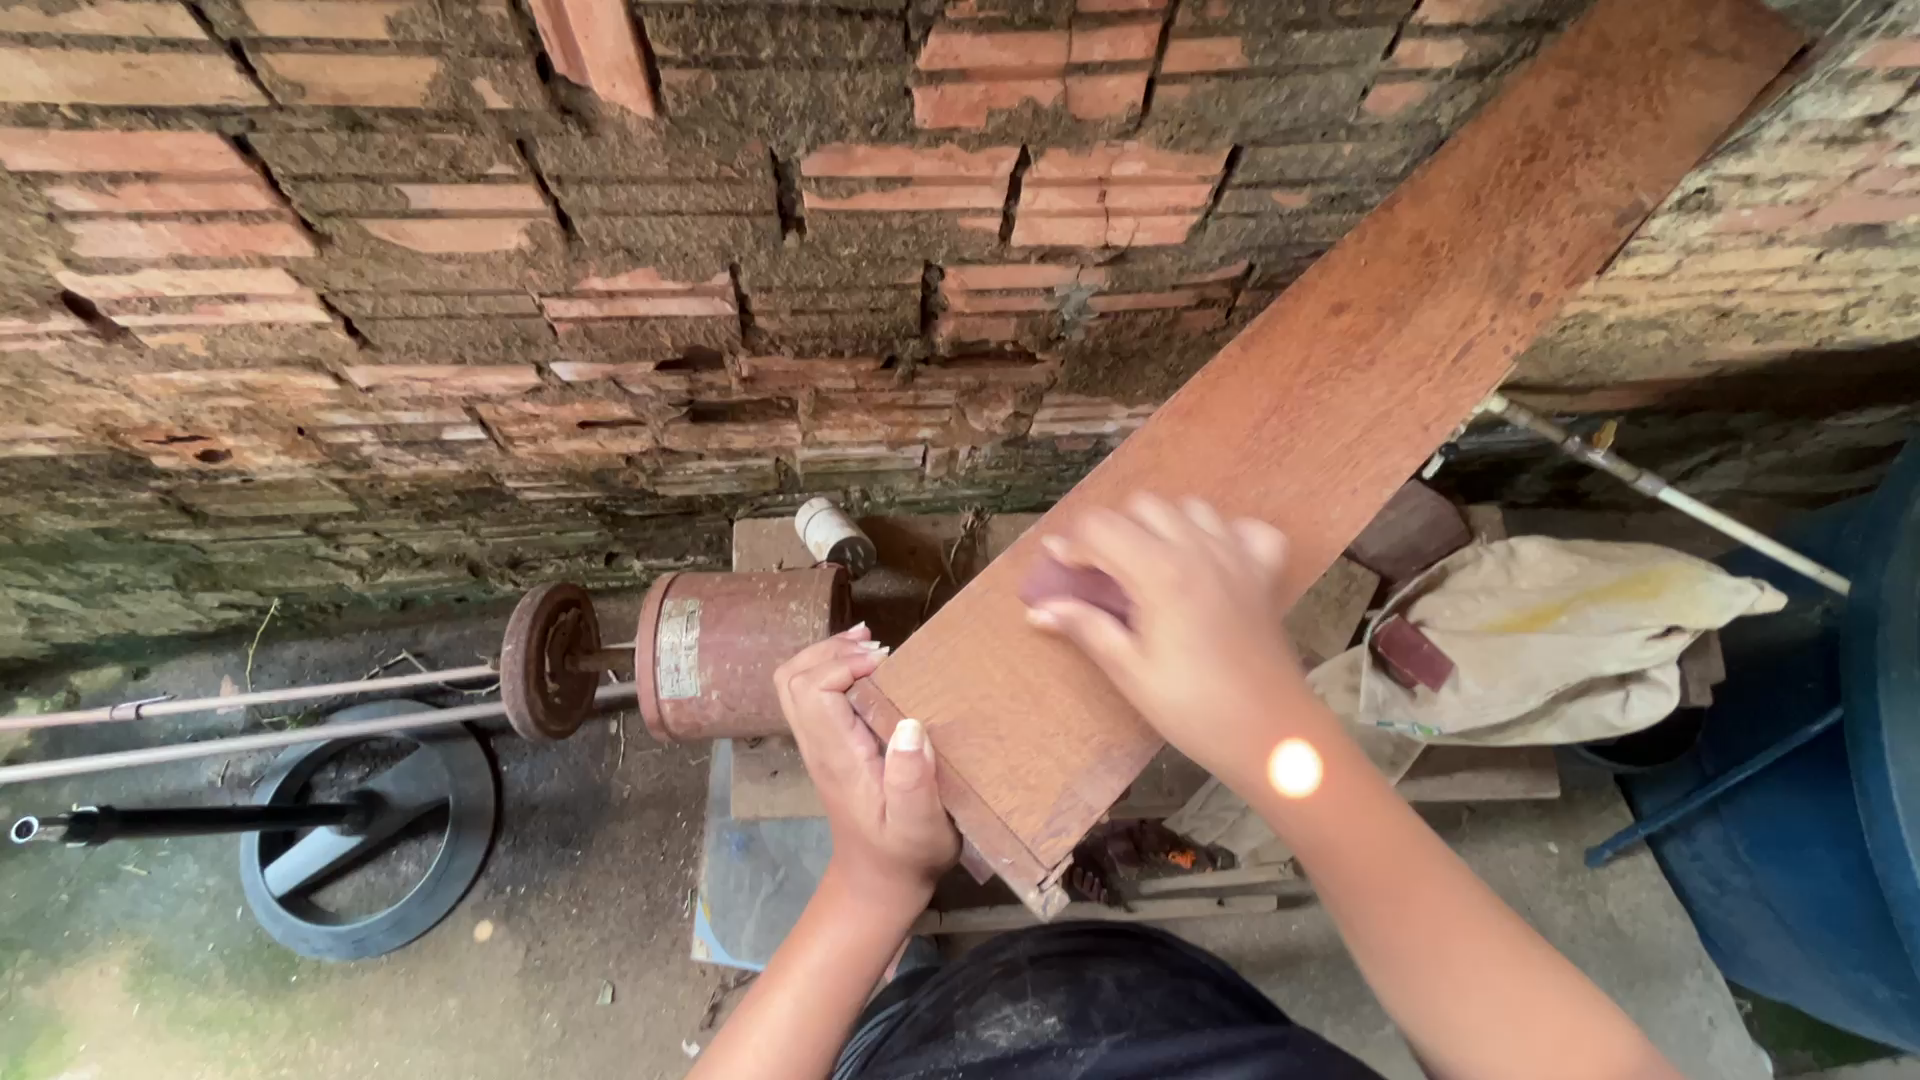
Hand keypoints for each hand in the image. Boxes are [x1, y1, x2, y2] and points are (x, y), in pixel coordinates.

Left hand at [773, 625, 959, 913]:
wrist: (878, 884)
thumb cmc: (906, 857)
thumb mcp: (921, 828)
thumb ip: (913, 781)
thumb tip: (910, 724)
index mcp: (836, 758)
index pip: (813, 689)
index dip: (844, 664)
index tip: (886, 663)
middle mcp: (817, 746)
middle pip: (793, 678)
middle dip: (830, 650)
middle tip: (877, 646)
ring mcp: (817, 745)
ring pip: (794, 682)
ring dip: (827, 655)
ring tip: (871, 646)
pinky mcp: (827, 745)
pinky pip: (811, 694)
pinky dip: (831, 669)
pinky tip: (867, 667)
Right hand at [1025, 494, 1316, 785]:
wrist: (1271, 734)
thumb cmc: (1192, 708)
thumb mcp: (1129, 671)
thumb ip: (1085, 627)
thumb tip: (1038, 609)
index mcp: (1161, 572)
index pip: (1101, 527)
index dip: (1073, 544)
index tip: (1062, 569)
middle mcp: (1199, 549)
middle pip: (1142, 506)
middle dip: (1113, 531)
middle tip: (1102, 574)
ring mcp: (1238, 556)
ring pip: (1189, 508)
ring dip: (1161, 526)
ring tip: (1148, 565)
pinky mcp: (1264, 572)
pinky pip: (1243, 527)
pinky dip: (1221, 533)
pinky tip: (1207, 561)